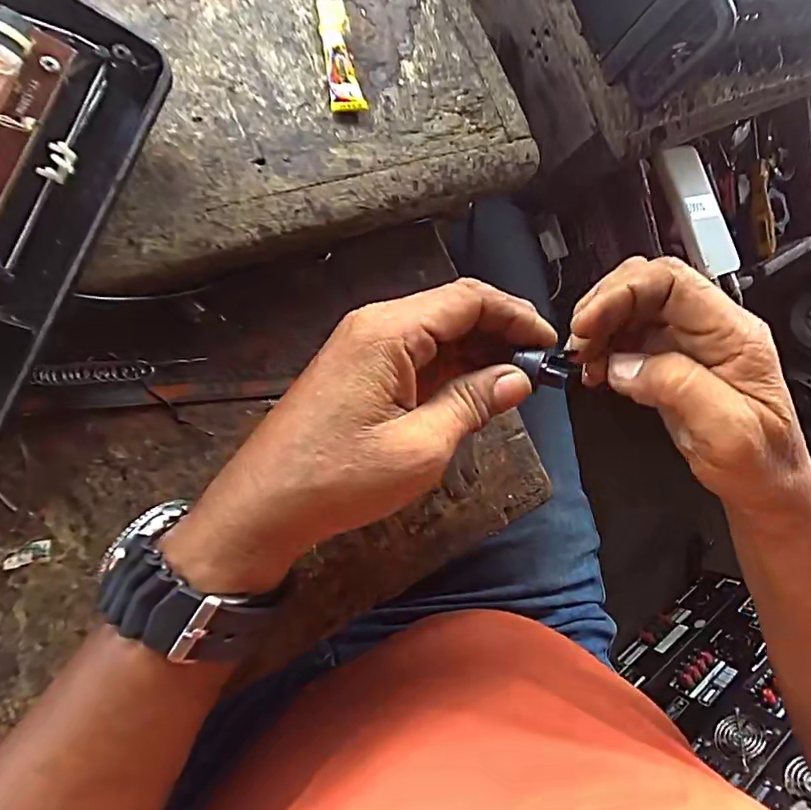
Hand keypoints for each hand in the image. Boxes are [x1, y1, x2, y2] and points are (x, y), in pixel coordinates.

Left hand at [161, 278, 554, 594]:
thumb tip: (518, 378)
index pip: (468, 299)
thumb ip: (473, 403)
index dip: (516, 316)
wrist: (261, 510)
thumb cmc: (339, 479)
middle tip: (540, 364)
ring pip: (439, 333)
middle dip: (502, 331)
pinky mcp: (362, 370)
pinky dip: (455, 367)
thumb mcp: (421, 446)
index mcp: (389, 332)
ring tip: (518, 379)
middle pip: (454, 310)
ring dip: (481, 351)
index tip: (549, 343)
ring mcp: (366, 347)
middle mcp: (376, 326)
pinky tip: (480, 389)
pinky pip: (420, 355)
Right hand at [568, 256, 810, 509]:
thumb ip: (678, 388)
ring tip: (585, 358)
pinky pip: (631, 338)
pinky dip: (605, 348)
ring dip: (601, 327)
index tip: (589, 320)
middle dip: (605, 305)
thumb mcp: (730, 433)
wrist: (768, 491)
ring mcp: (691, 345)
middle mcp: (713, 331)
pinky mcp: (673, 364)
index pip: (673, 282)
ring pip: (635, 310)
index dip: (623, 291)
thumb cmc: (762, 465)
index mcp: (735, 335)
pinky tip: (596, 369)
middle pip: (649, 287)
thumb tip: (624, 364)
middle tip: (580, 340)